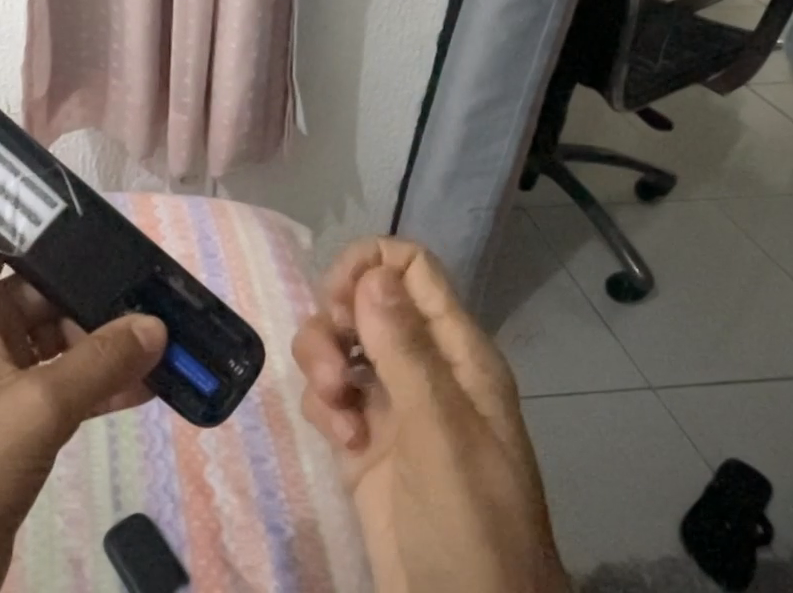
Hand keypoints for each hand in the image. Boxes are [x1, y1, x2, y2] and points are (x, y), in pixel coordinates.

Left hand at [0, 225, 167, 592]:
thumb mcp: (33, 407)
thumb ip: (99, 361)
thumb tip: (157, 323)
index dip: (22, 203)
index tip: (82, 194)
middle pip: (43, 282)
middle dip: (95, 279)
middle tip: (158, 275)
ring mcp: (1, 375)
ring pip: (62, 334)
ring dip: (108, 335)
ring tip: (170, 328)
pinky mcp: (19, 418)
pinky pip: (70, 381)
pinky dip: (105, 380)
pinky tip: (154, 382)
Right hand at [292, 239, 567, 592]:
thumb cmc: (470, 525)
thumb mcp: (440, 435)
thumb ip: (406, 352)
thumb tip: (373, 271)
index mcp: (457, 352)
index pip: (411, 269)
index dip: (367, 267)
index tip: (336, 303)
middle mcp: (423, 366)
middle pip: (361, 301)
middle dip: (333, 325)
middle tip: (332, 370)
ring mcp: (391, 402)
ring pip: (338, 345)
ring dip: (322, 368)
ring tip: (336, 415)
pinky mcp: (363, 438)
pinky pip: (327, 393)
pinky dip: (323, 410)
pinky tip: (341, 446)